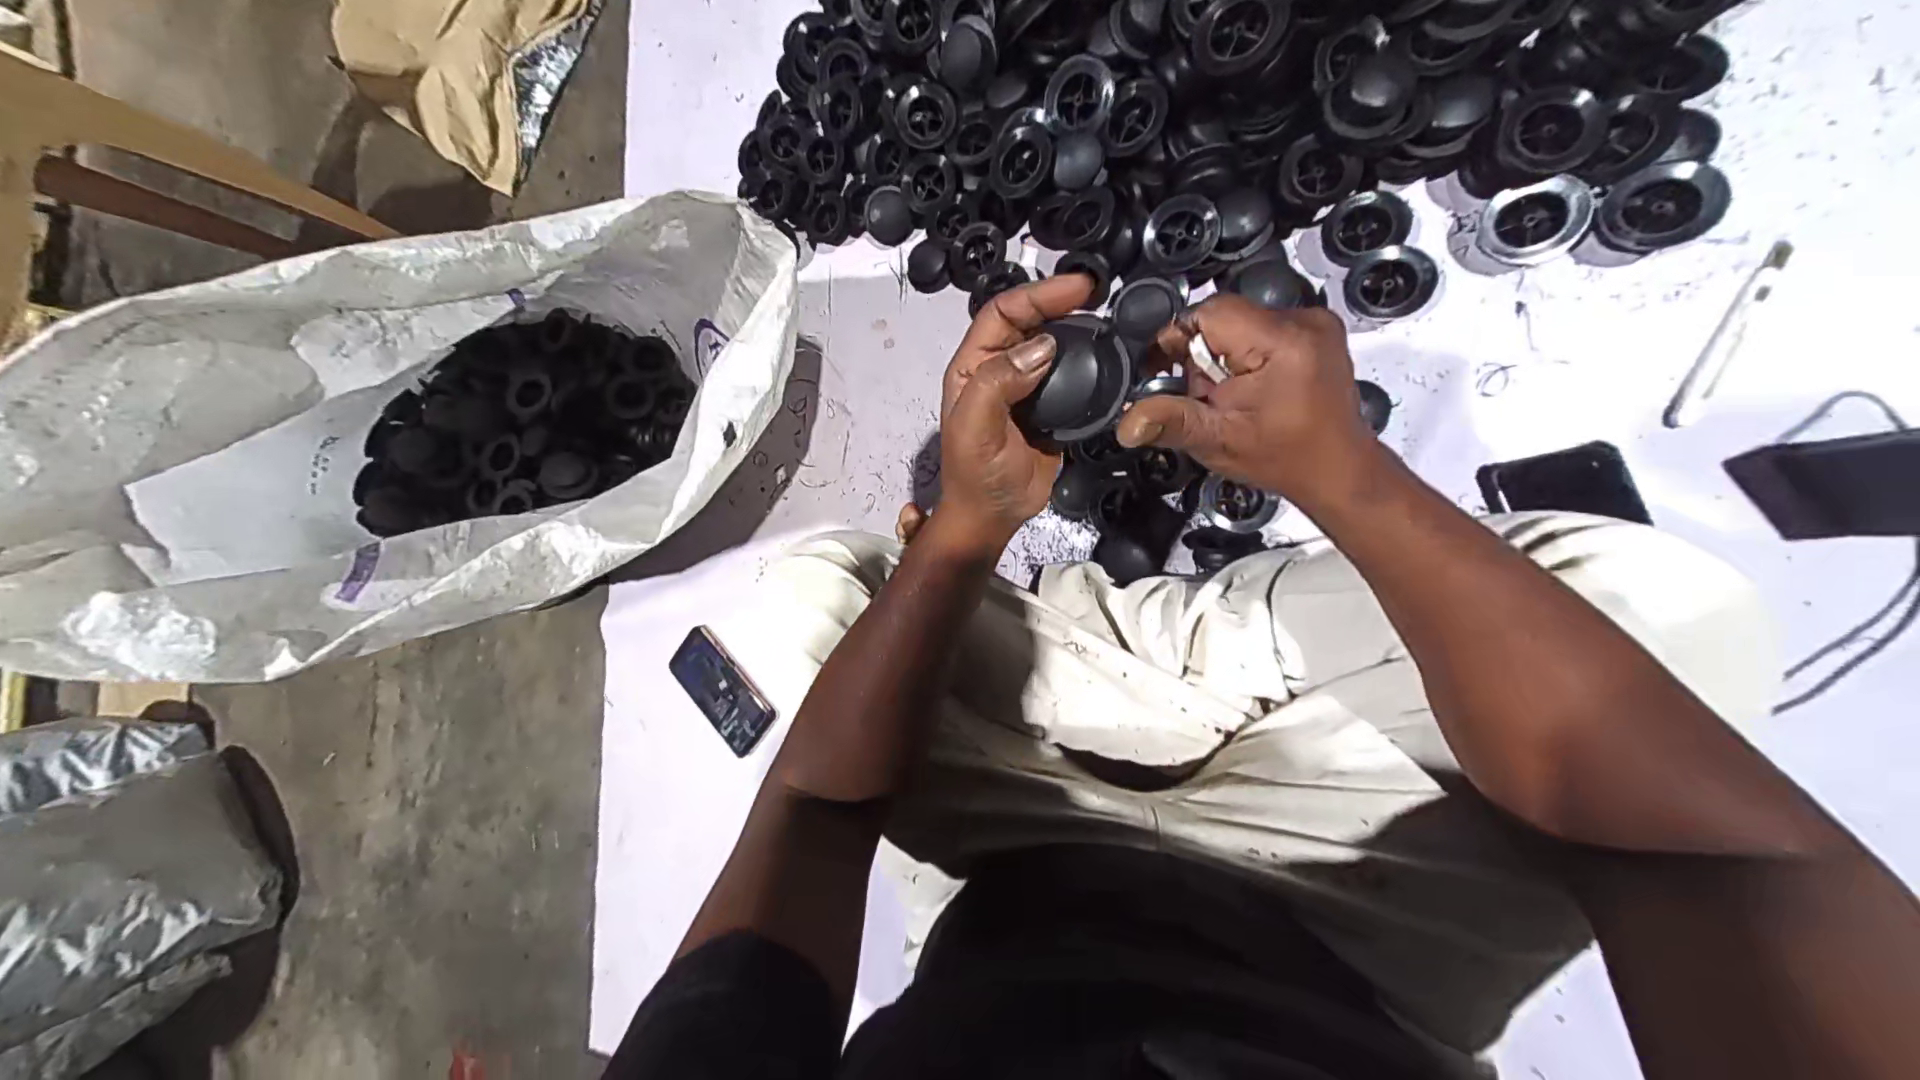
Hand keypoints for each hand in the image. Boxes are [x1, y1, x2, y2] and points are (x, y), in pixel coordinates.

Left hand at [931, 273, 1095, 557]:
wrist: (994, 514)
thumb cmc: (975, 475)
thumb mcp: (975, 428)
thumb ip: (999, 383)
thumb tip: (1042, 346)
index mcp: (974, 367)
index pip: (1002, 314)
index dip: (1037, 295)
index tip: (1076, 288)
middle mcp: (999, 369)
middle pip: (1029, 321)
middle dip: (1060, 302)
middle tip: (1097, 293)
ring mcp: (1026, 387)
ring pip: (1052, 344)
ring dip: (1076, 328)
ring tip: (1106, 318)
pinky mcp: (1051, 406)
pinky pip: (1070, 375)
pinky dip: (1087, 361)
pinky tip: (1105, 355)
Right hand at [1117, 295, 1383, 511]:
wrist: (1336, 469)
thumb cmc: (1287, 457)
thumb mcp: (1217, 441)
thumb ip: (1170, 422)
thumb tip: (1129, 423)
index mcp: (1282, 342)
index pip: (1210, 311)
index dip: (1181, 340)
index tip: (1171, 371)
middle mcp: (1304, 323)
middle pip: (1224, 319)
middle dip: (1203, 357)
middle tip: (1211, 397)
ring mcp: (1314, 326)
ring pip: (1240, 325)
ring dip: (1223, 359)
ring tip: (1233, 397)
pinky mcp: (1316, 334)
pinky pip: (1261, 331)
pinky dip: (1245, 358)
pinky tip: (1251, 390)